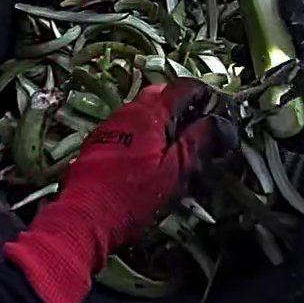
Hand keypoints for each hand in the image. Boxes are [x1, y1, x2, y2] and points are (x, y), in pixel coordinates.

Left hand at [4, 78, 232, 302]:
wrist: (83, 215)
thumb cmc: (132, 196)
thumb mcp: (173, 173)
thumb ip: (197, 143)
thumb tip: (220, 121)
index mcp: (149, 113)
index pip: (181, 87)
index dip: (202, 93)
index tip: (217, 106)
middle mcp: (128, 110)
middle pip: (160, 94)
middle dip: (182, 104)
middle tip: (199, 125)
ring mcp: (112, 122)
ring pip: (143, 108)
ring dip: (163, 117)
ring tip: (179, 142)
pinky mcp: (101, 138)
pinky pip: (130, 123)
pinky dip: (146, 129)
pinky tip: (152, 153)